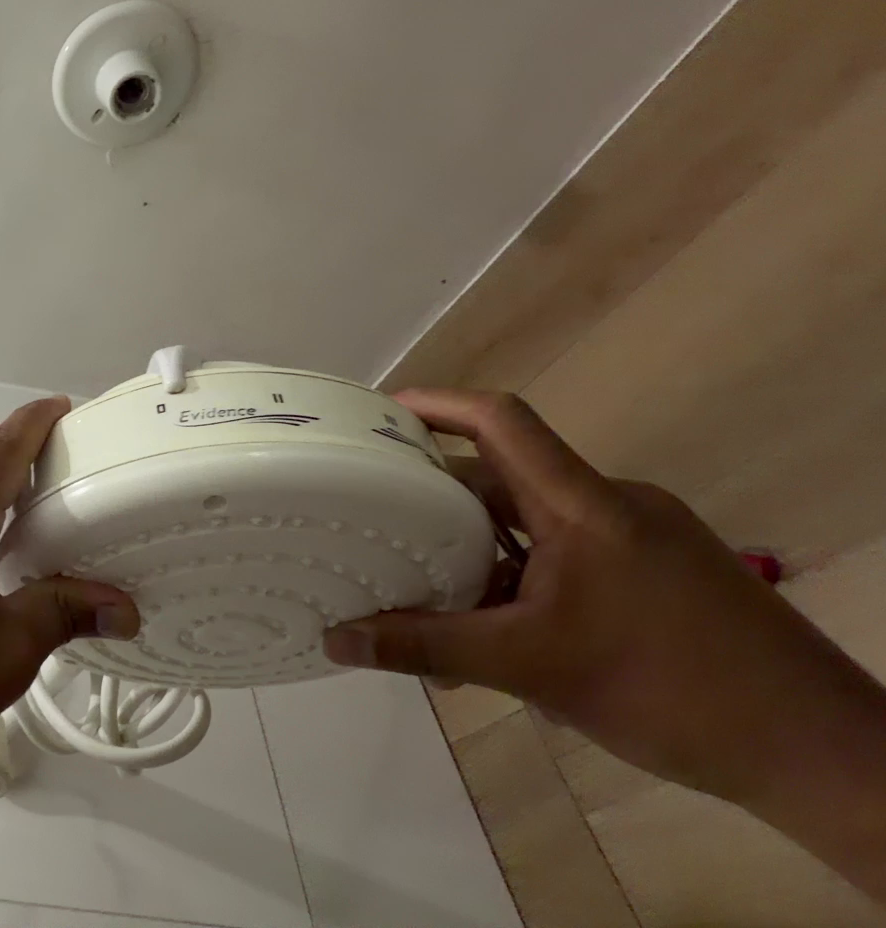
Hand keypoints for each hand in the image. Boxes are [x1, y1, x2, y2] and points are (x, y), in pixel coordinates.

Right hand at [323, 390, 885, 814]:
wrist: (826, 757)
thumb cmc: (672, 689)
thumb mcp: (529, 668)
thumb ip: (426, 647)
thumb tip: (335, 640)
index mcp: (583, 506)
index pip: (501, 422)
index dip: (434, 405)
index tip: (374, 416)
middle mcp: (610, 507)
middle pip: (503, 476)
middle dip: (433, 497)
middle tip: (370, 515)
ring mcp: (638, 542)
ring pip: (531, 525)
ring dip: (472, 550)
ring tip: (416, 587)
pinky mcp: (657, 577)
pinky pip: (563, 557)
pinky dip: (514, 579)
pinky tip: (488, 630)